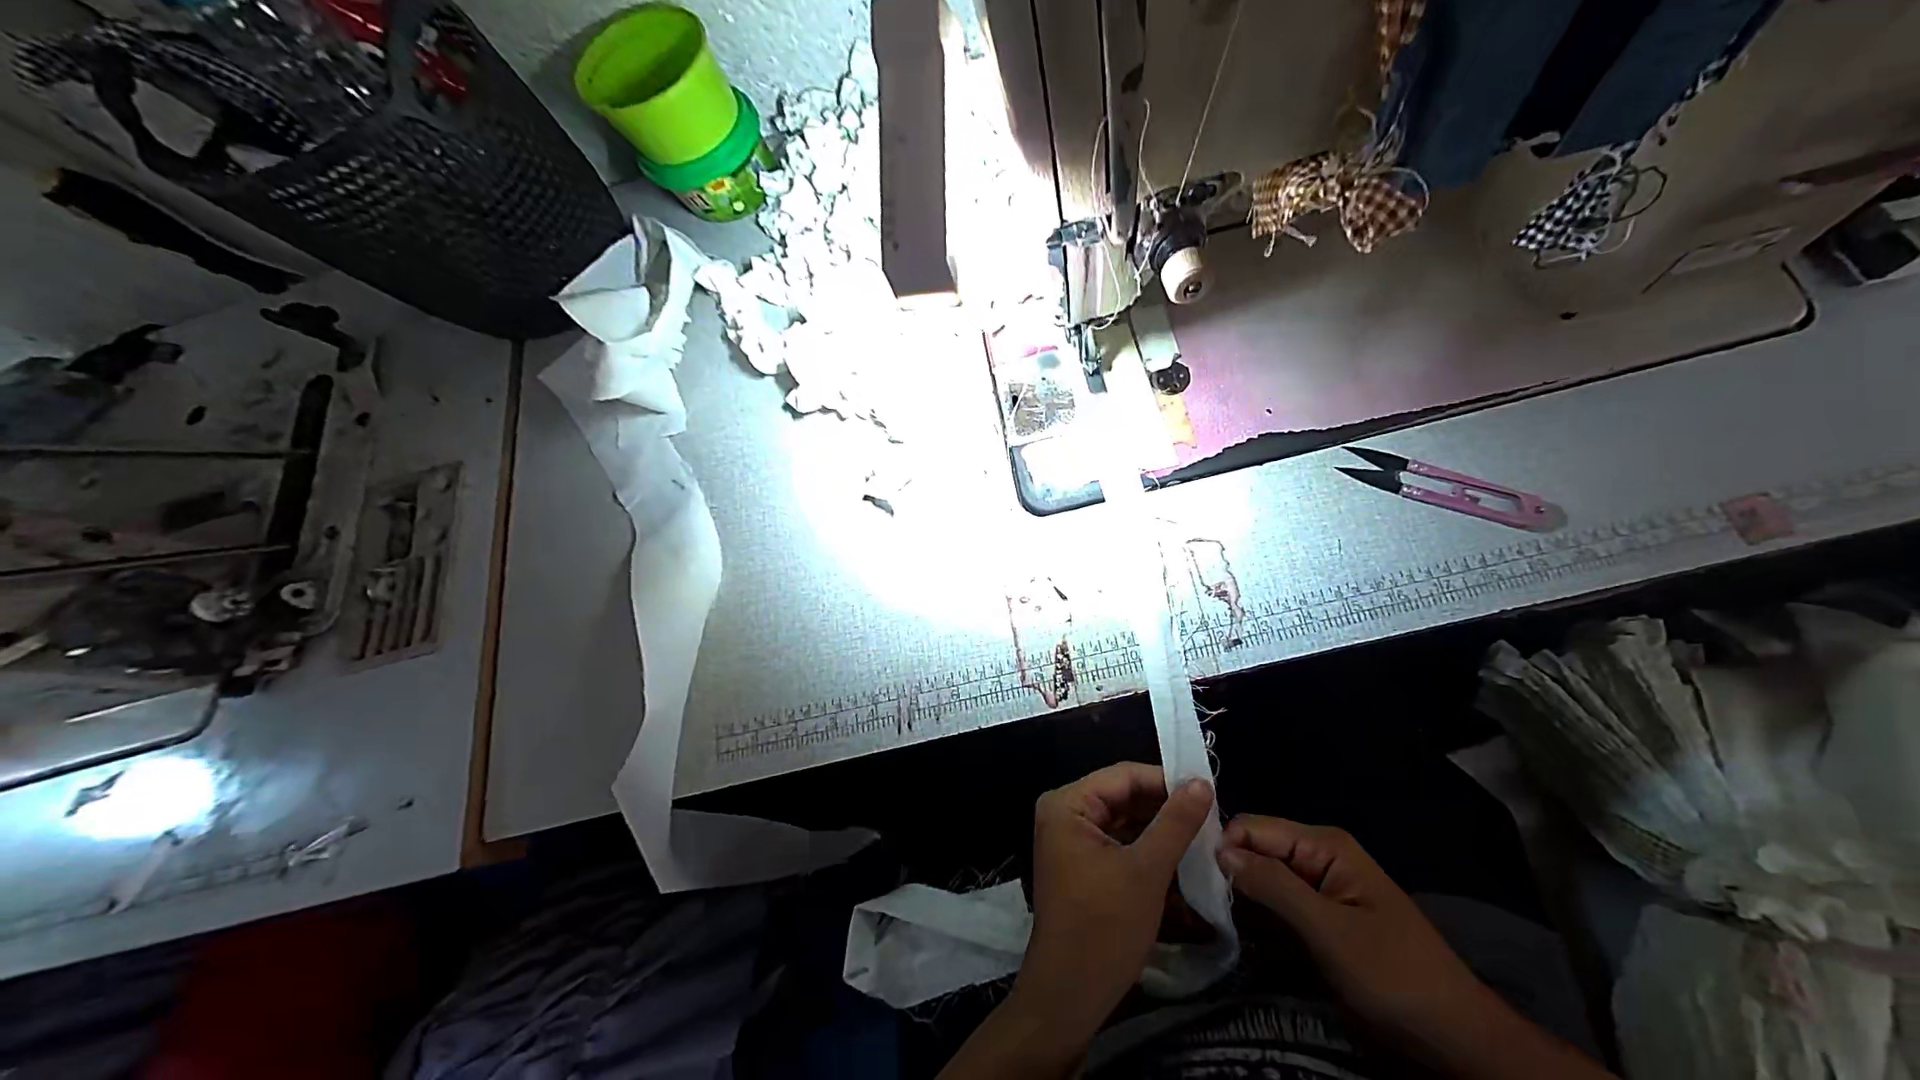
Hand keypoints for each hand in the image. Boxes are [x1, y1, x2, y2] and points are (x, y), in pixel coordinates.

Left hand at [938, 765, 1214, 1079]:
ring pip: (1123, 819)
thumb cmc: (1104, 928)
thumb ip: (1175, 823)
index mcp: (1067, 803)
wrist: (1069, 994)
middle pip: (1123, 795)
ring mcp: (1069, 839)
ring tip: (1204, 838)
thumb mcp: (1146, 871)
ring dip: (1159, 829)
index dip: (1167, 782)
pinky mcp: (1080, 863)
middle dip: (1165, 807)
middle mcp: (1063, 812)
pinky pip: (1118, 842)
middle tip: (1213, 820)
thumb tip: (1203, 782)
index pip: (1124, 775)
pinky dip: (1146, 849)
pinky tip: (1180, 858)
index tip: (1211, 794)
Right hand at [1219, 816, 1615, 1079]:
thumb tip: (1218, 850)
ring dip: (1236, 894)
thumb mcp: (1329, 929)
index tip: (1192, 877)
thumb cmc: (1394, 975)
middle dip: (1225, 871)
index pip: (1252, 826)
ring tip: (1203, 915)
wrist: (1453, 1036)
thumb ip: (1273, 885)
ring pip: (1259, 877)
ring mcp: (1317, 888)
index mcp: (1323, 845)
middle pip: (1254, 849)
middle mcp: (1317, 856)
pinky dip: (1253, 914)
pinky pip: (1274, 903)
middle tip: (1192, 900)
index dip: (1222, 846)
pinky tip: (1232, 927)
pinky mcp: (1317, 917)